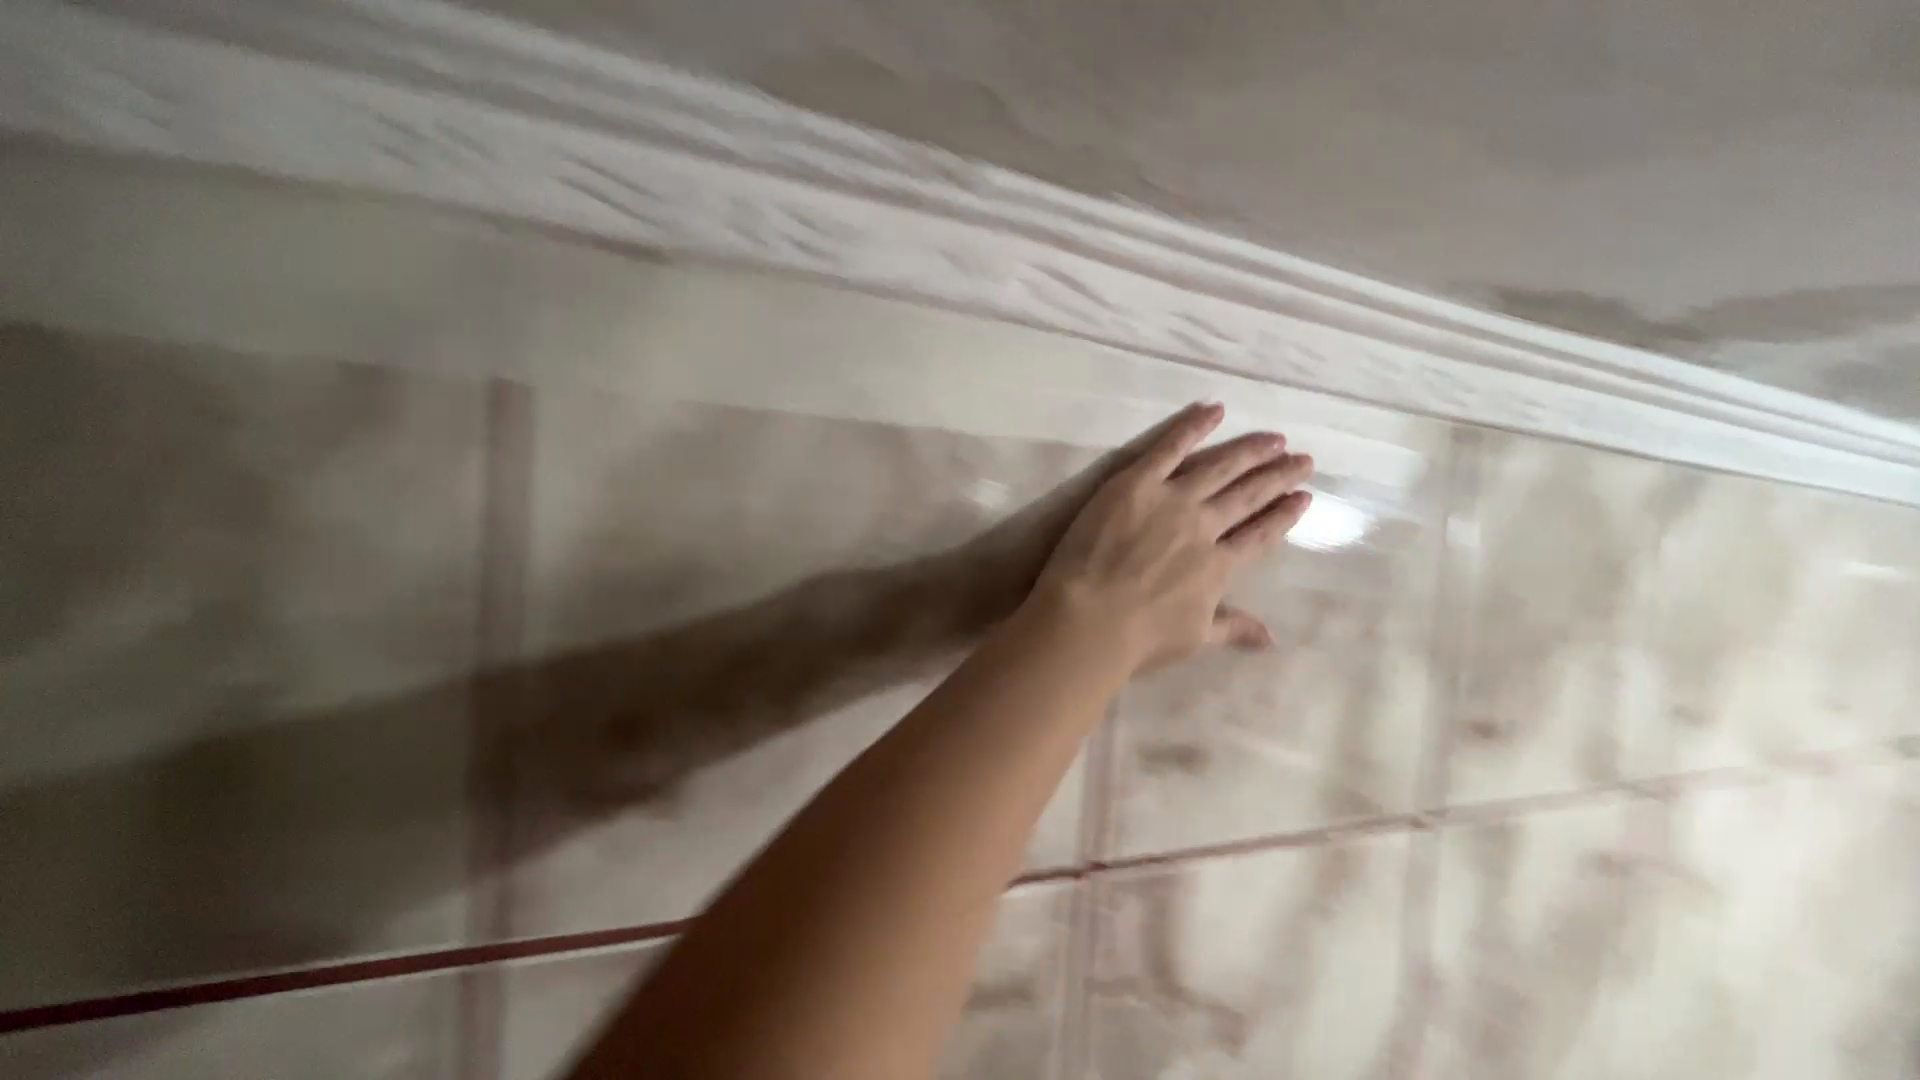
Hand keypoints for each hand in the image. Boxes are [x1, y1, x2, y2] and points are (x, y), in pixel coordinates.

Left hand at [1028, 403, 1313, 677]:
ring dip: (1250, 451)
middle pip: (1248, 495)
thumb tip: (1273, 640)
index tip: (1303, 498)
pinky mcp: (1135, 483)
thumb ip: (1234, 629)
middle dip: (1278, 477)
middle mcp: (1204, 527)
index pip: (1260, 535)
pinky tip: (1214, 409)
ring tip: (1275, 439)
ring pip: (1220, 468)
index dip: (1283, 516)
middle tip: (1303, 460)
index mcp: (1219, 567)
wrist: (1089, 619)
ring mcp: (1172, 500)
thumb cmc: (1139, 640)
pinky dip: (1193, 427)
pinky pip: (1169, 447)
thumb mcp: (1194, 639)